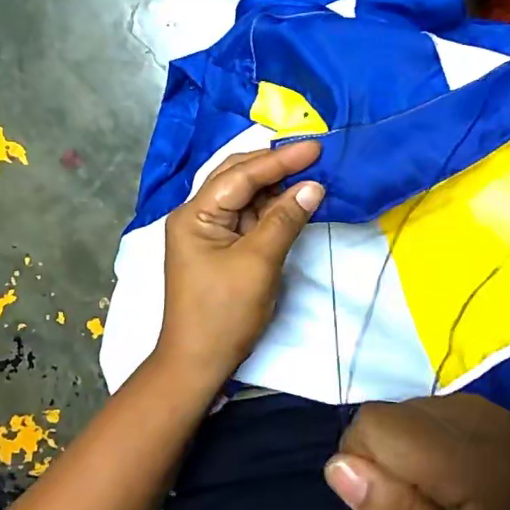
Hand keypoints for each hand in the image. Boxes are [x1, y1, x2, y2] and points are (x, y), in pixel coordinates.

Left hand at [154, 140, 324, 375]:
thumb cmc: (223, 314)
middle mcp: (195, 216)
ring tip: (310, 176)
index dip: (279, 159)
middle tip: (314, 156)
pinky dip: (269, 211)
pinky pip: (245, 219)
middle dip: (274, 166)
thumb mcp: (258, 264)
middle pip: (236, 178)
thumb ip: (284, 220)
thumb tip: (313, 186)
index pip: (240, 175)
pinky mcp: (218, 249)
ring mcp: (205, 233)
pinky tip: (292, 204)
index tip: (316, 147)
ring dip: (274, 188)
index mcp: (194, 215)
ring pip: (243, 198)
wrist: (198, 362)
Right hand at [324, 394, 509, 509]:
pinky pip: (423, 414)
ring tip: (440, 506)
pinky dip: (420, 446)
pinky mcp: (488, 412)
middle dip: (380, 463)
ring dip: (400, 456)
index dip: (364, 468)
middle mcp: (473, 417)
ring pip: (400, 413)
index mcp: (469, 460)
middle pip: (382, 416)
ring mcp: (484, 409)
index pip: (372, 425)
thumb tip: (338, 466)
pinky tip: (453, 485)